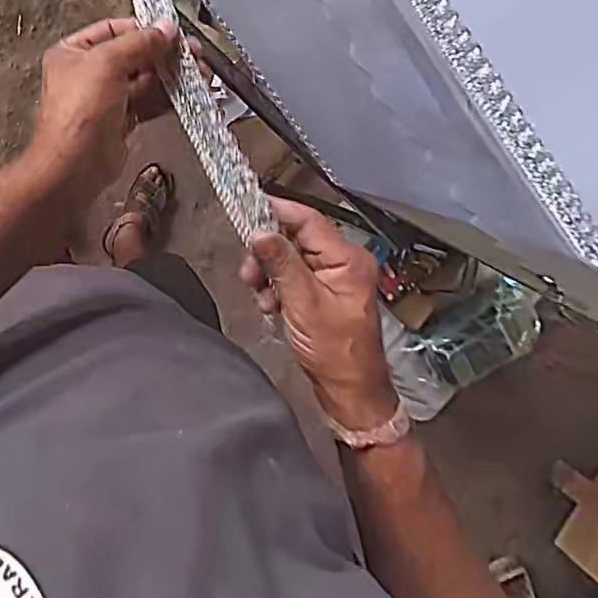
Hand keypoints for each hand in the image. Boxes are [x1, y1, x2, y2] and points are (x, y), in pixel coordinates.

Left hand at [24, 17, 178, 205]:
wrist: (75, 164)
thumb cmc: (76, 114)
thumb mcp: (107, 63)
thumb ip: (138, 42)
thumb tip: (163, 29)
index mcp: (72, 53)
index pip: (112, 30)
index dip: (141, 28)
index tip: (167, 30)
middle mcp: (87, 74)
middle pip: (132, 55)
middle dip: (162, 53)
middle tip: (189, 51)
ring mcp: (105, 98)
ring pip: (144, 79)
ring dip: (170, 74)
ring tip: (196, 70)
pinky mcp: (120, 120)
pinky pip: (148, 102)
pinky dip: (167, 96)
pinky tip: (187, 90)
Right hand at [240, 198, 398, 429]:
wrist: (349, 389)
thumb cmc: (336, 351)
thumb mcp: (303, 303)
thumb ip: (281, 264)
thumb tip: (260, 233)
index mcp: (347, 260)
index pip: (308, 220)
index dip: (277, 211)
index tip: (248, 208)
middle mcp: (341, 263)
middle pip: (294, 239)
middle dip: (267, 254)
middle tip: (250, 272)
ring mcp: (331, 277)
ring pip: (287, 258)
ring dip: (268, 274)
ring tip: (263, 296)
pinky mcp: (320, 291)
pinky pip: (289, 276)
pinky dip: (274, 288)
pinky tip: (271, 305)